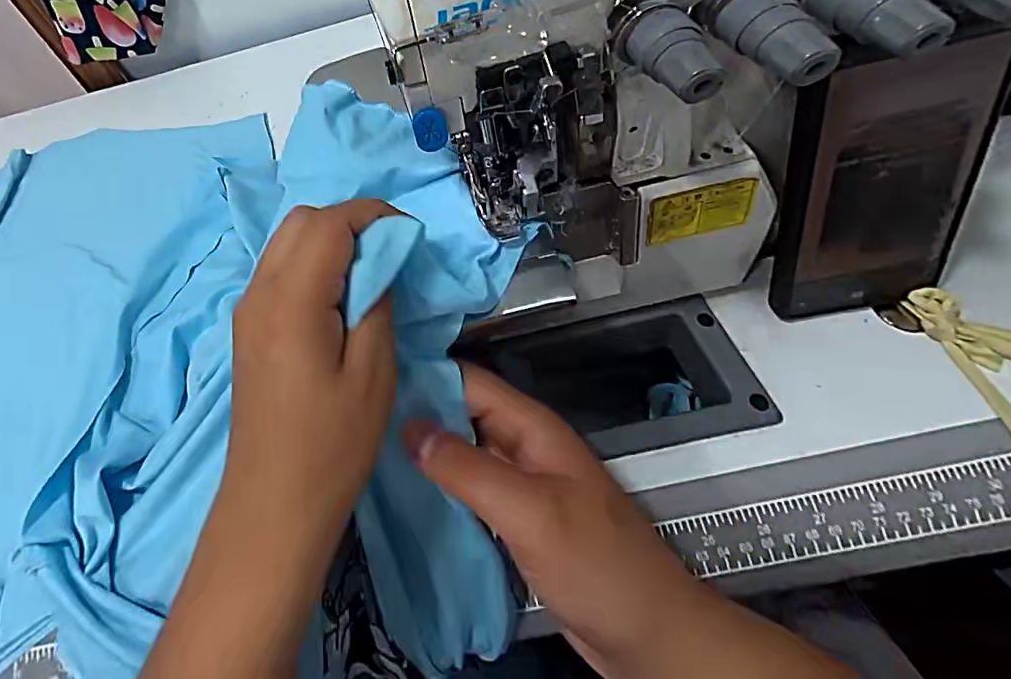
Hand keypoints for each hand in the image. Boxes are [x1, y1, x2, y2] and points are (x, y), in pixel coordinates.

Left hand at [228, 198, 401, 538]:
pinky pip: (278, 268)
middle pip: (301, 221)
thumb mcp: (373, 373)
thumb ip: (376, 302)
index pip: (328, 224)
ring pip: (286, 240)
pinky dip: (311, 261)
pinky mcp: (247, 326)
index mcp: (290, 300)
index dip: (371, 215)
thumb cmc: (332, 445)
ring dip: (328, 239)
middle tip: (389, 252)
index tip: (408, 234)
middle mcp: (258, 292)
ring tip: (368, 272)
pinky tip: (337, 294)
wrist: (272, 502)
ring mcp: (246, 308)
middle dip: (349, 221)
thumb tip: (379, 260)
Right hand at [405, 364, 848, 678]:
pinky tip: (404, 497)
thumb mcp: (531, 512)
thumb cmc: (599, 565)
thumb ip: (469, 469)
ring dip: (423, 452)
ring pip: (460, 453)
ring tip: (370, 452)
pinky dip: (438, 489)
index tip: (374, 375)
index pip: (468, 381)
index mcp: (530, 427)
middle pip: (459, 414)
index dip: (423, 372)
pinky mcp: (513, 519)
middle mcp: (521, 447)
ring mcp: (517, 484)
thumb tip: (409, 429)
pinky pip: (468, 491)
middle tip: (361, 419)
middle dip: (415, 412)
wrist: (649, 637)